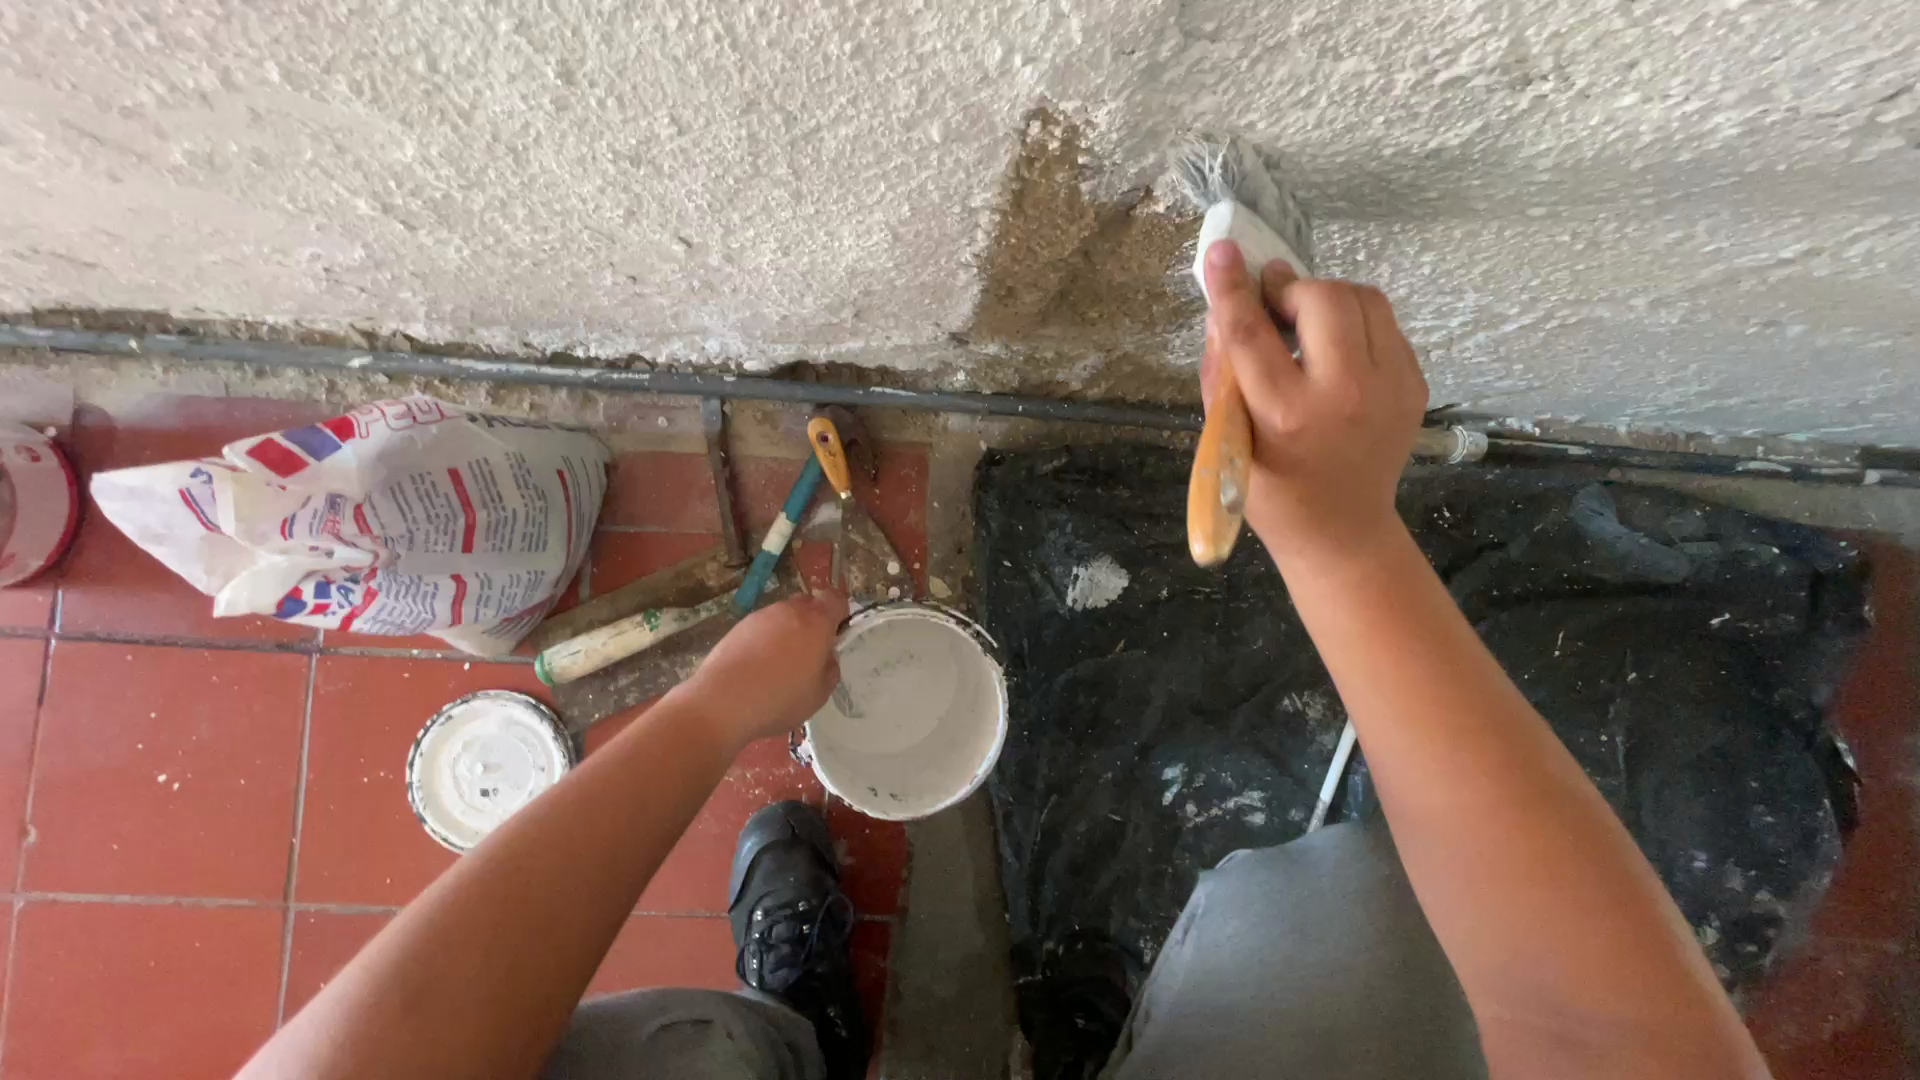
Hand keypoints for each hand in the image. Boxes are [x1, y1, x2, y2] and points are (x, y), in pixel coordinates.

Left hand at [674, 588, 848, 749]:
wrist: (722, 703)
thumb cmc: (780, 699)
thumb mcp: (819, 694)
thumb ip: (830, 670)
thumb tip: (826, 658)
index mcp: (816, 622)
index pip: (835, 598)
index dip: (840, 612)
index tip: (836, 634)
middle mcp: (789, 611)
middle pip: (808, 604)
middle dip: (813, 622)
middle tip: (810, 652)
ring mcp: (760, 616)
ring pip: (783, 616)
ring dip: (788, 632)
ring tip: (779, 665)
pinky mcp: (737, 627)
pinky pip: (761, 627)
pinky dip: (765, 640)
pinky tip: (757, 668)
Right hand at [1200, 240, 1428, 565]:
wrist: (1340, 530)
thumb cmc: (1268, 492)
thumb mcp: (1226, 440)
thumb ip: (1220, 374)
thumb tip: (1221, 311)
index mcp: (1286, 413)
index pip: (1252, 333)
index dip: (1232, 288)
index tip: (1221, 251)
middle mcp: (1344, 393)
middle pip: (1323, 299)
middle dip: (1291, 290)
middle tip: (1270, 303)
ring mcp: (1390, 387)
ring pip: (1363, 299)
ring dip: (1325, 299)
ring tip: (1302, 323)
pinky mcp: (1414, 384)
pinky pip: (1384, 324)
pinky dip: (1352, 322)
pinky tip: (1332, 350)